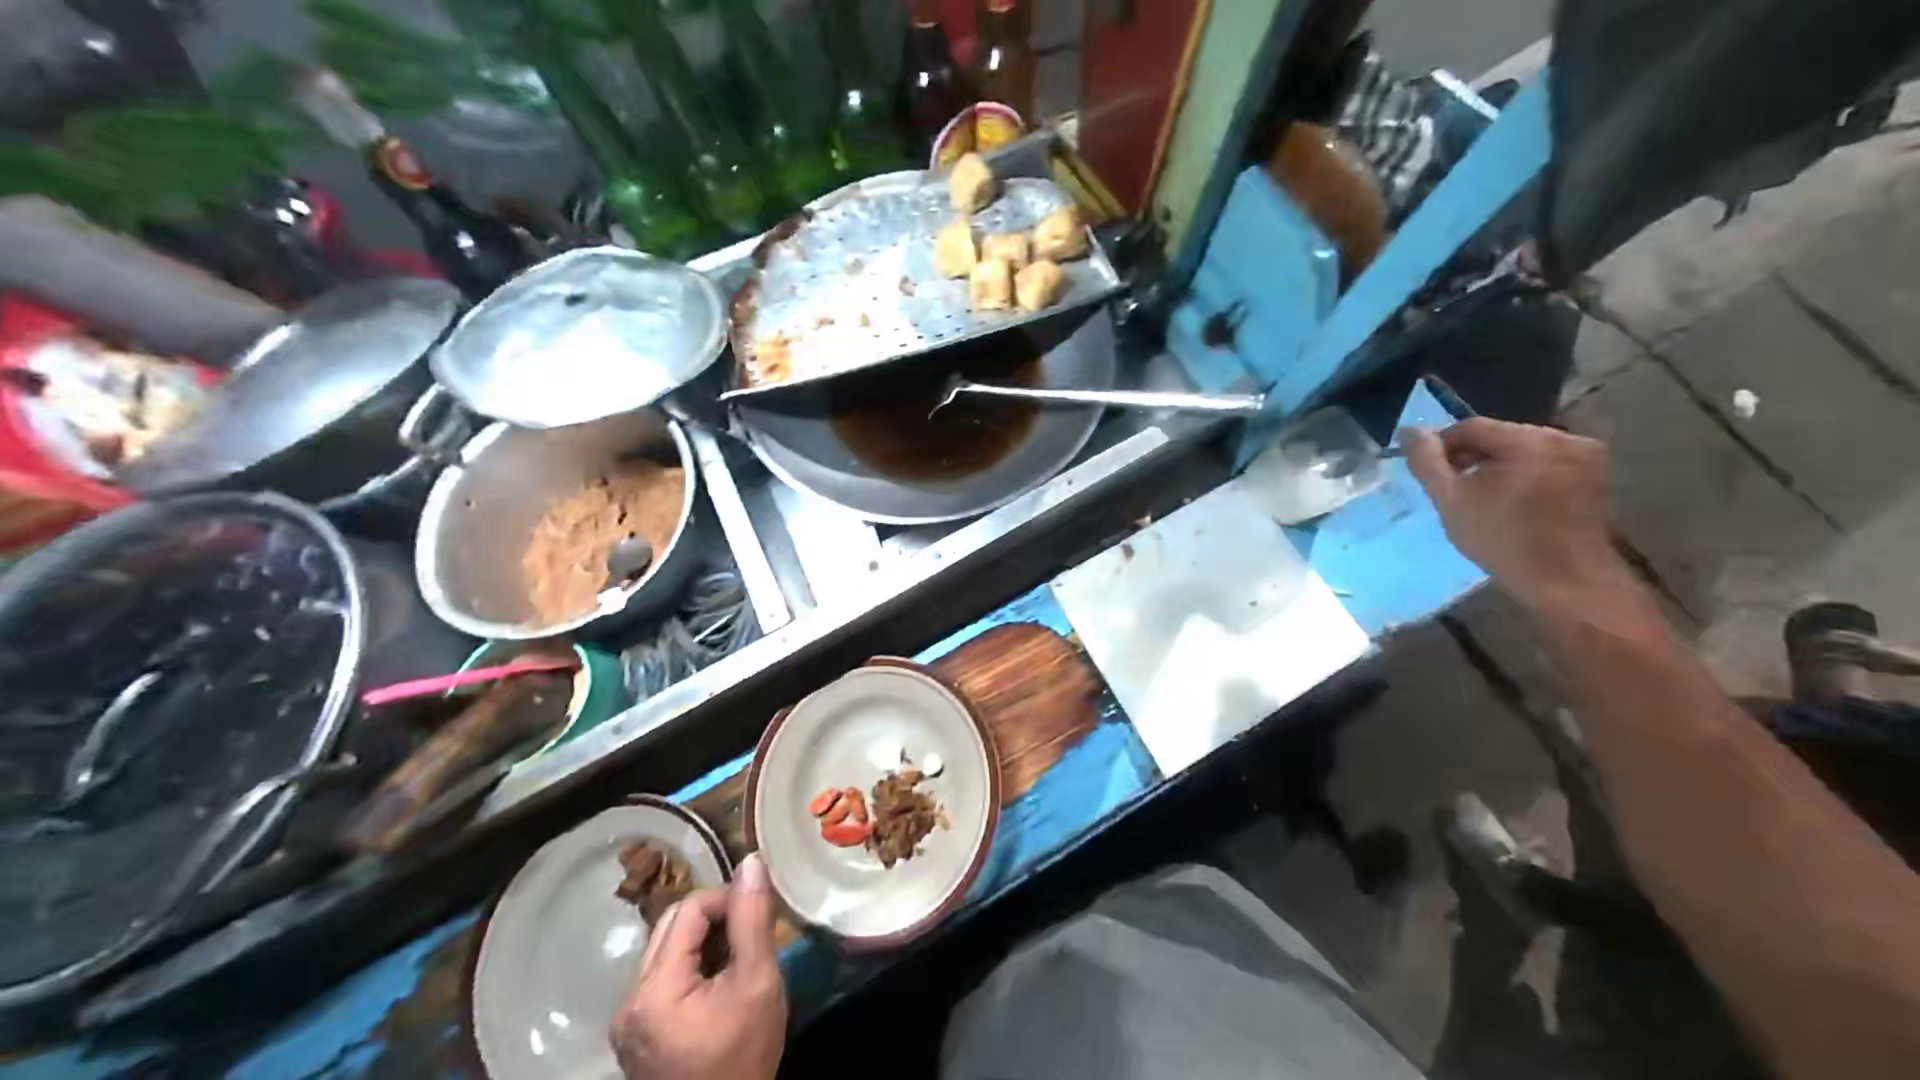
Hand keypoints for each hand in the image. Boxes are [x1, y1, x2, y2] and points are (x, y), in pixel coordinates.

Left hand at [610, 852, 786, 1079]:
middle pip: (672, 926)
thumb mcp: (757, 984)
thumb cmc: (743, 1059)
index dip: (727, 900)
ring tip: (739, 959)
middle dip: (715, 918)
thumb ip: (752, 919)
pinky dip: (694, 967)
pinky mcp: (636, 1034)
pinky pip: (664, 976)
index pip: (688, 910)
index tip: (759, 913)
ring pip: (668, 948)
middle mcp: (628, 1001)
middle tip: (751, 935)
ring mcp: (628, 1020)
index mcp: (653, 990)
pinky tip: (720, 983)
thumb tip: (752, 861)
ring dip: (705, 941)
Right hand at [1402, 418, 1626, 613]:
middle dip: (1473, 457)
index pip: (1472, 426)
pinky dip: (1527, 475)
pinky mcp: (1598, 476)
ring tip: (1485, 498)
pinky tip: (1516, 502)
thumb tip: (1411, 430)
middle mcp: (1563, 438)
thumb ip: (1426, 461)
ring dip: (1500, 466)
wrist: (1566, 581)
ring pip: (1525, 450)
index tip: (1431, 473)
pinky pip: (1549, 463)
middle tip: (1455, 488)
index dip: (1443, 446)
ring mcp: (1587, 456)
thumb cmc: (1501, 539)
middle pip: (1501, 436)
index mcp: (1528, 441)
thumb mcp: (1449, 500)